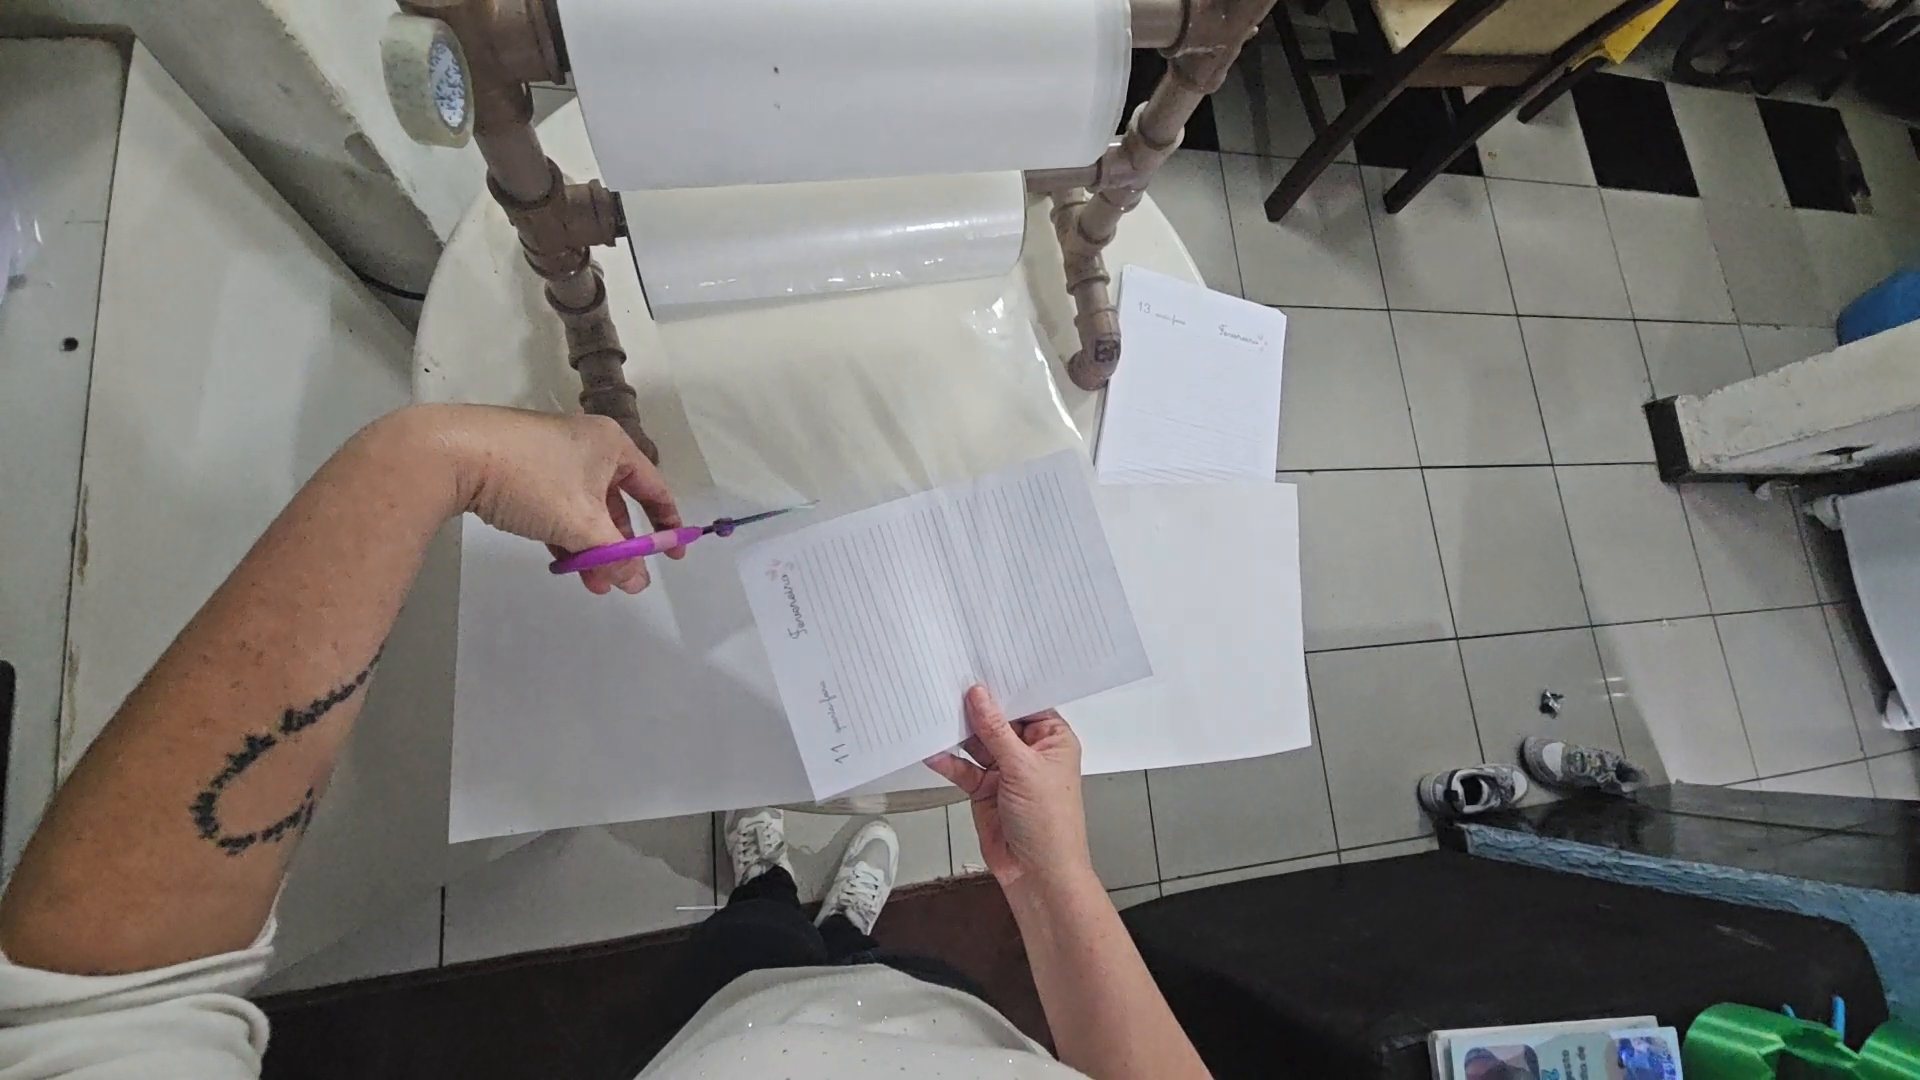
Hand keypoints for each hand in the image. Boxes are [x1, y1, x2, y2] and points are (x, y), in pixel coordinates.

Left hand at [408, 404, 682, 594]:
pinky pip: (555, 503)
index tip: (671, 556)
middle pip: (616, 503)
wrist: (444, 453)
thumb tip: (639, 584)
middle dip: (618, 546)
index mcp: (612, 445)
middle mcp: (586, 444)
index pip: (654, 488)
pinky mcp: (518, 464)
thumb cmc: (531, 481)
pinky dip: (562, 532)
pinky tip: (559, 560)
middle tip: (619, 579)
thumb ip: (617, 556)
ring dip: (589, 546)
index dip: (666, 524)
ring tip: (588, 582)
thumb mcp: (582, 525)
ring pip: (583, 508)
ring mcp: (550, 453)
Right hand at [926, 686, 1093, 896]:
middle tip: (949, 686)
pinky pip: (964, 768)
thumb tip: (979, 695)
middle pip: (998, 721)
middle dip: (975, 709)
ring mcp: (1006, 770)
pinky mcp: (985, 789)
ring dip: (959, 734)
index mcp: (1053, 739)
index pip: (1025, 704)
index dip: (1003, 689)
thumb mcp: (1023, 768)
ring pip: (978, 743)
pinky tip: (933, 751)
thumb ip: (996, 730)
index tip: (977, 670)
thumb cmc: (1050, 824)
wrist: (1038, 876)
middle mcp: (1030, 751)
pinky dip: (949, 761)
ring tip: (935, 713)